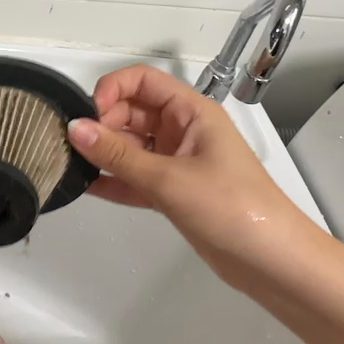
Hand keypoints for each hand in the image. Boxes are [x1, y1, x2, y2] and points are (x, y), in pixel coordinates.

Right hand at [65, 64, 313, 272]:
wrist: (273, 262)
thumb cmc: (231, 207)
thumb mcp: (169, 178)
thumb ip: (118, 155)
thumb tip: (74, 128)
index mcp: (191, 112)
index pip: (142, 81)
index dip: (112, 89)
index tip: (88, 115)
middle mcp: (183, 131)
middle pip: (132, 112)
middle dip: (102, 123)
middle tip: (75, 146)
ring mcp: (178, 162)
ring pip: (130, 146)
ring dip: (104, 153)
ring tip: (71, 164)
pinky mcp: (173, 192)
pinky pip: (134, 177)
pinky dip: (113, 180)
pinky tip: (86, 187)